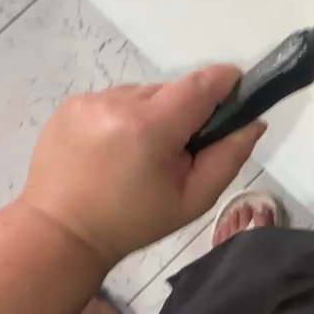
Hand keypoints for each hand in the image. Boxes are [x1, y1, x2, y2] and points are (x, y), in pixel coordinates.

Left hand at [18, 68, 265, 265]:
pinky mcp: (71, 104)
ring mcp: (89, 100)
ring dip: (155, 114)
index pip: (200, 84)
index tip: (239, 89)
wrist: (60, 232)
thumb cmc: (134, 221)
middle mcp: (117, 103)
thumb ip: (229, 157)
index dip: (225, 82)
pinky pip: (117, 99)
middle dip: (186, 113)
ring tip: (143, 153)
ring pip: (145, 94)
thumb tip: (253, 122)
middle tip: (180, 151)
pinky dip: (127, 117)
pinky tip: (117, 148)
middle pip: (173, 90)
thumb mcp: (194, 199)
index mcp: (150, 127)